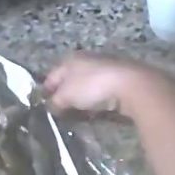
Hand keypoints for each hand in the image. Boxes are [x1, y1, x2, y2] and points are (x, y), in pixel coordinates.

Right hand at [43, 54, 166, 116]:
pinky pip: (100, 93)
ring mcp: (104, 69)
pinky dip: (95, 101)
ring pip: (85, 86)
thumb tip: (50, 107)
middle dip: (63, 95)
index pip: (52, 76)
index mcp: (70, 60)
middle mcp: (86, 60)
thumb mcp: (66, 96)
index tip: (43, 106)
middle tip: (59, 112)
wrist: (131, 85)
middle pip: (69, 80)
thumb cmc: (92, 86)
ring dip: (80, 99)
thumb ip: (55, 102)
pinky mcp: (119, 80)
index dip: (45, 91)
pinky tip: (95, 111)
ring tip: (76, 114)